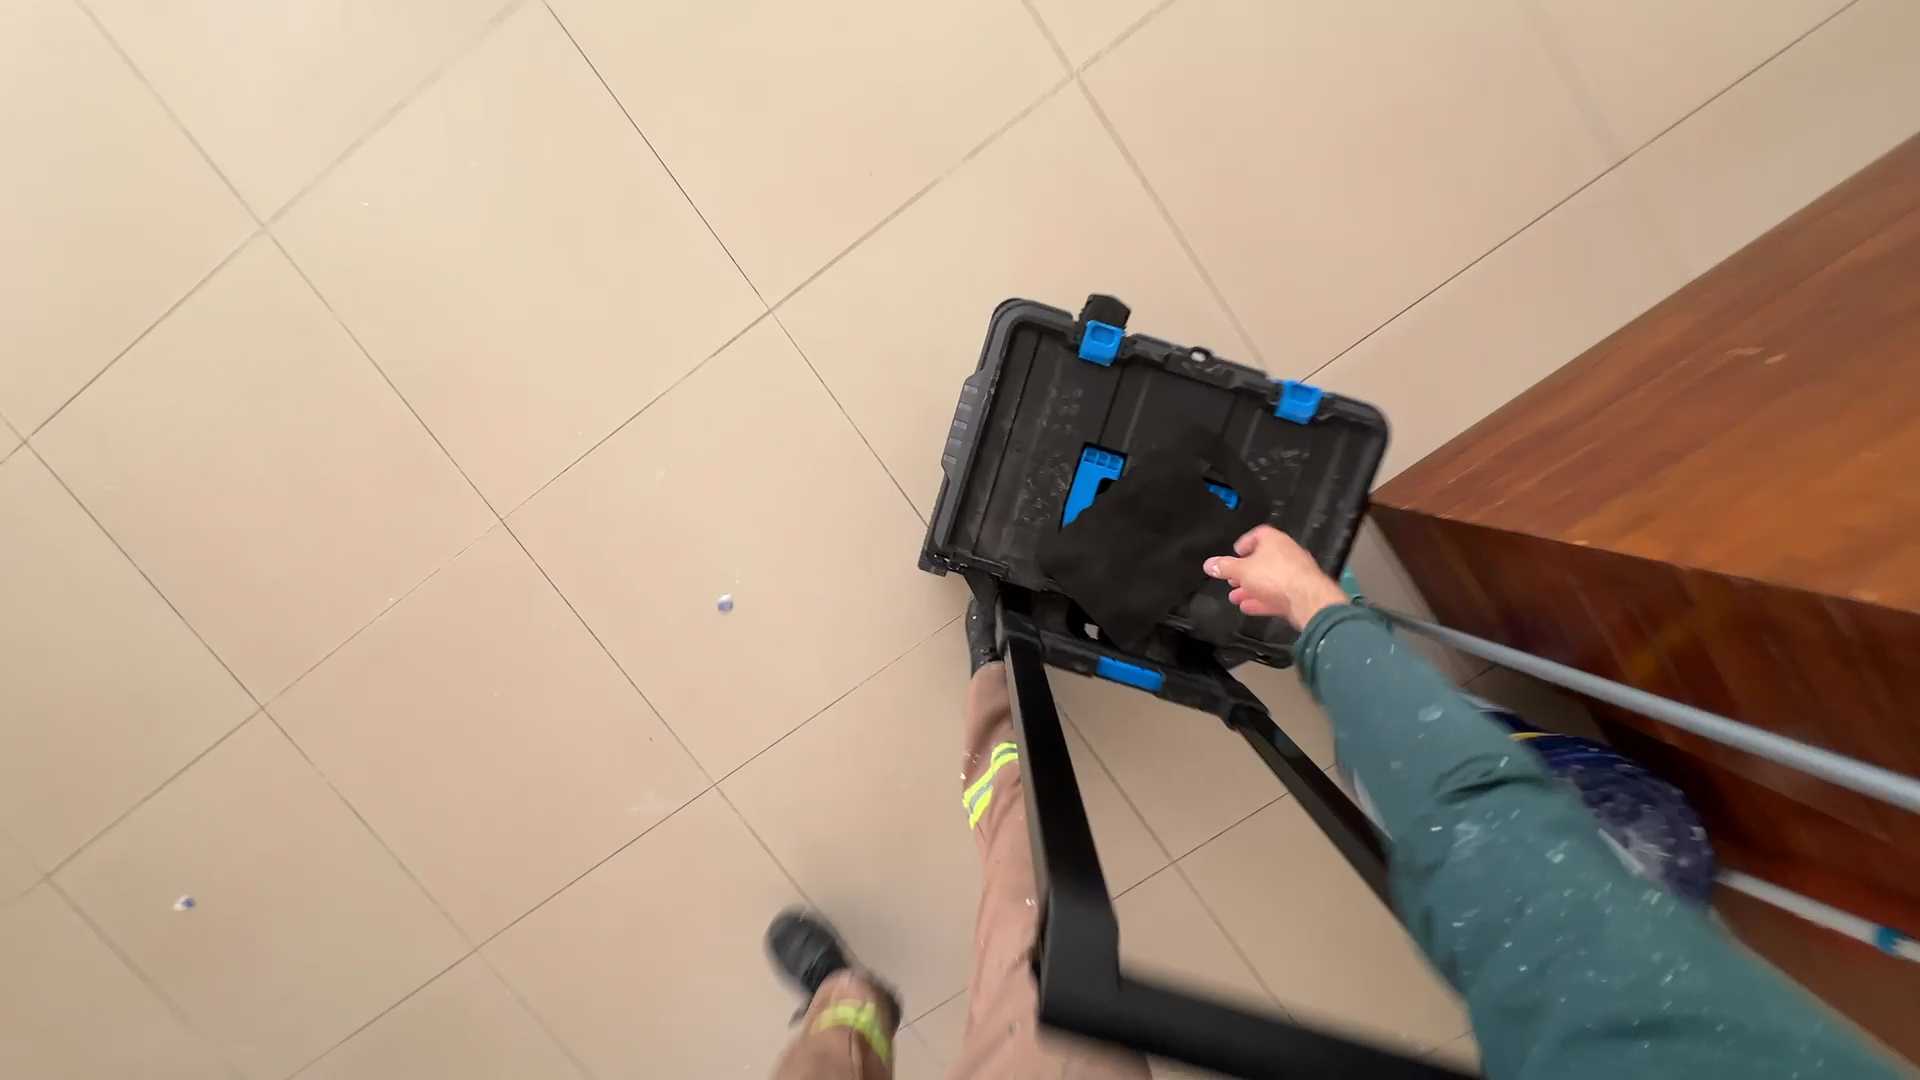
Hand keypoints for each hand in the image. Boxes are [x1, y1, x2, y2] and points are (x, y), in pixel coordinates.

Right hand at [1202, 525, 1349, 629]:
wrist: (1307, 599)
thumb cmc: (1278, 576)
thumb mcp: (1241, 570)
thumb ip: (1224, 567)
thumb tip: (1210, 564)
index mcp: (1274, 540)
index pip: (1258, 534)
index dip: (1244, 543)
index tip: (1235, 552)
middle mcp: (1287, 553)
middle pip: (1262, 559)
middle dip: (1245, 571)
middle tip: (1233, 578)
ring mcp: (1295, 573)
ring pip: (1269, 579)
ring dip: (1251, 588)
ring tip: (1236, 596)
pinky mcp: (1299, 592)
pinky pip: (1277, 594)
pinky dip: (1262, 600)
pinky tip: (1250, 606)